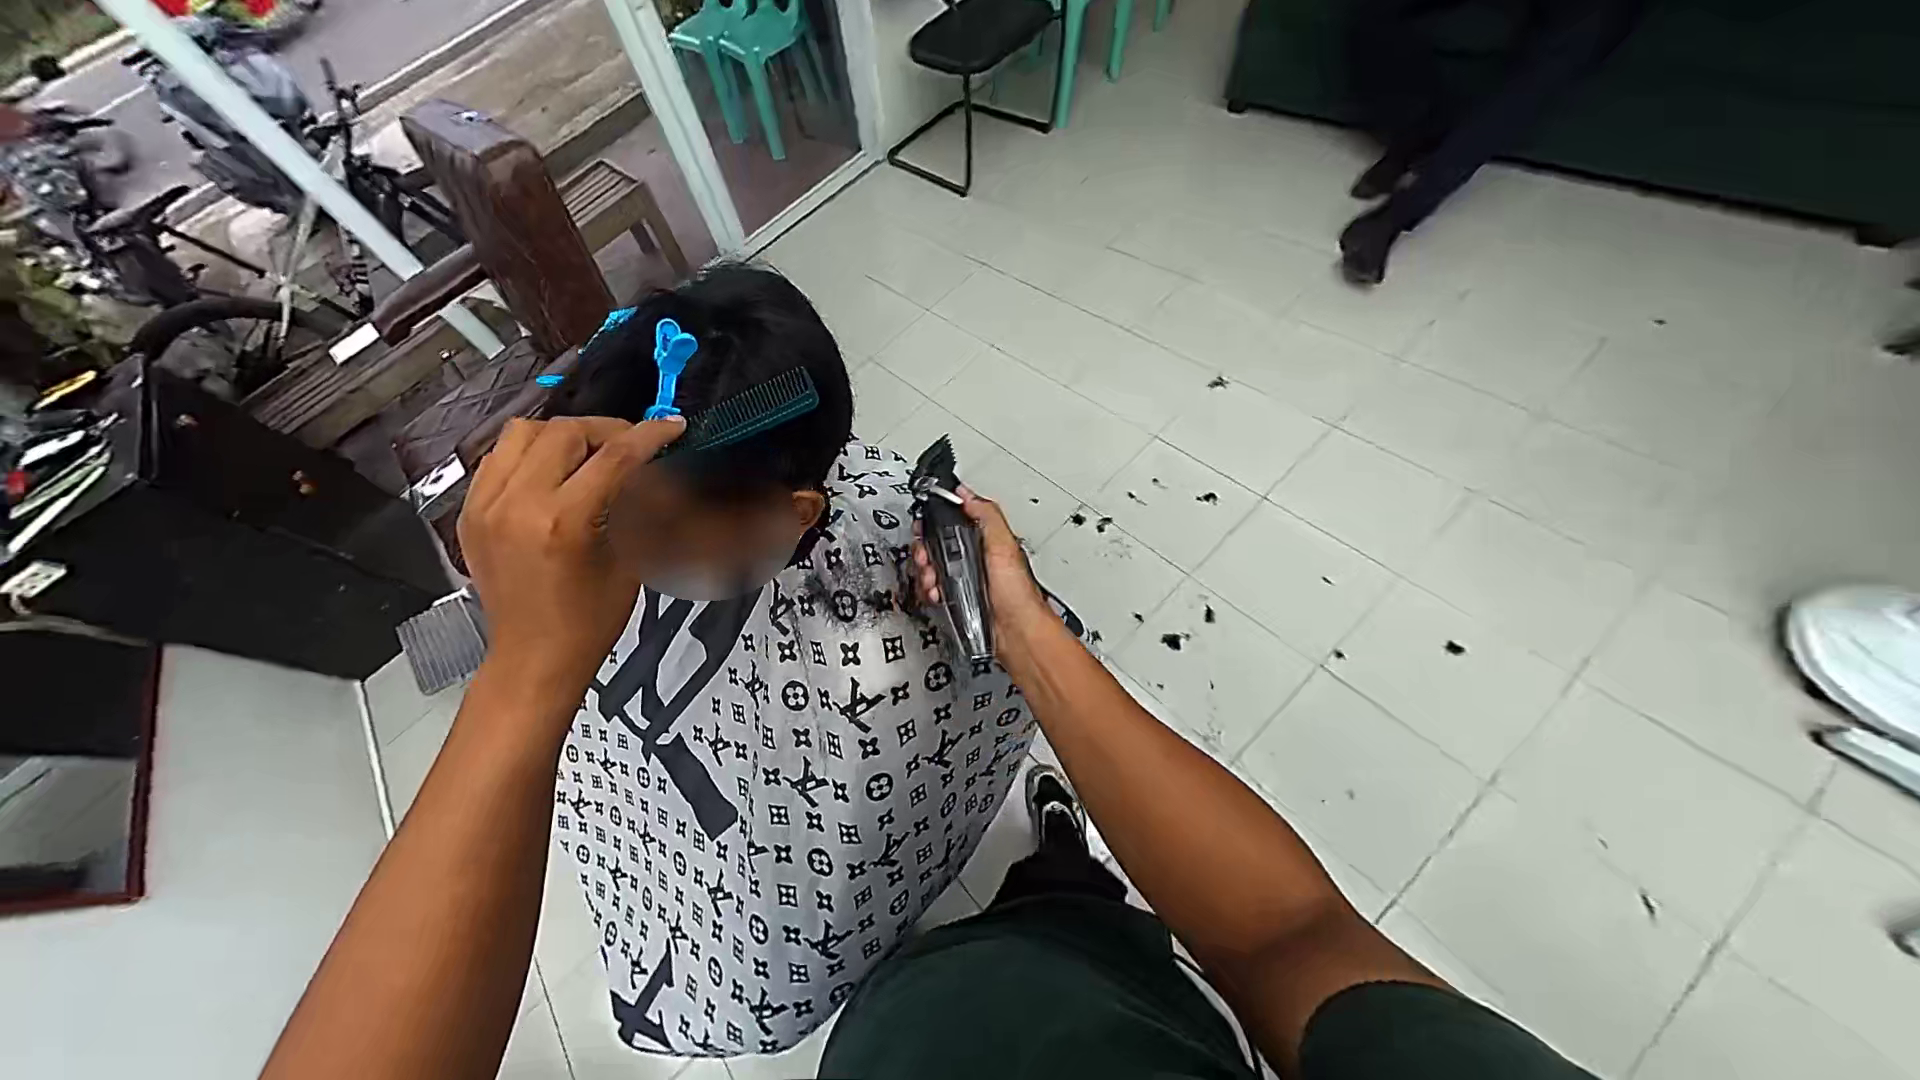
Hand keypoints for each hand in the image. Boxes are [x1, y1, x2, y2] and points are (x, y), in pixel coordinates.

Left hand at [457, 415, 684, 698]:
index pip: (613, 456)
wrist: (534, 655)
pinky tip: (553, 469)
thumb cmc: (590, 618)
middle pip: (564, 432)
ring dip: (564, 434)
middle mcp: (517, 505)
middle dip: (607, 430)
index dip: (650, 435)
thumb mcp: (631, 561)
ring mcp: (485, 506)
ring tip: (589, 452)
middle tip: (632, 445)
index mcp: (564, 522)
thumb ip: (641, 508)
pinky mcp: (469, 512)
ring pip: (523, 432)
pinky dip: (531, 451)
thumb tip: (659, 470)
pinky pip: (498, 456)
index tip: (671, 426)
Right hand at [911, 486, 1049, 638]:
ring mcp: (963, 577)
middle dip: (925, 549)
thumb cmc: (1017, 594)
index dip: (936, 521)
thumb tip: (966, 494)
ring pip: (931, 566)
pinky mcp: (955, 597)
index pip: (953, 520)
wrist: (1016, 632)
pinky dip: (928, 590)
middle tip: (927, 557)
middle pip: (935, 543)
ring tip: (933, 578)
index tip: (926, 526)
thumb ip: (986, 515)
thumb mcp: (1004, 545)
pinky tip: (936, 593)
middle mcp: (972, 557)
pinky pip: (932, 588)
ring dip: (925, 571)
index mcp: (984, 539)